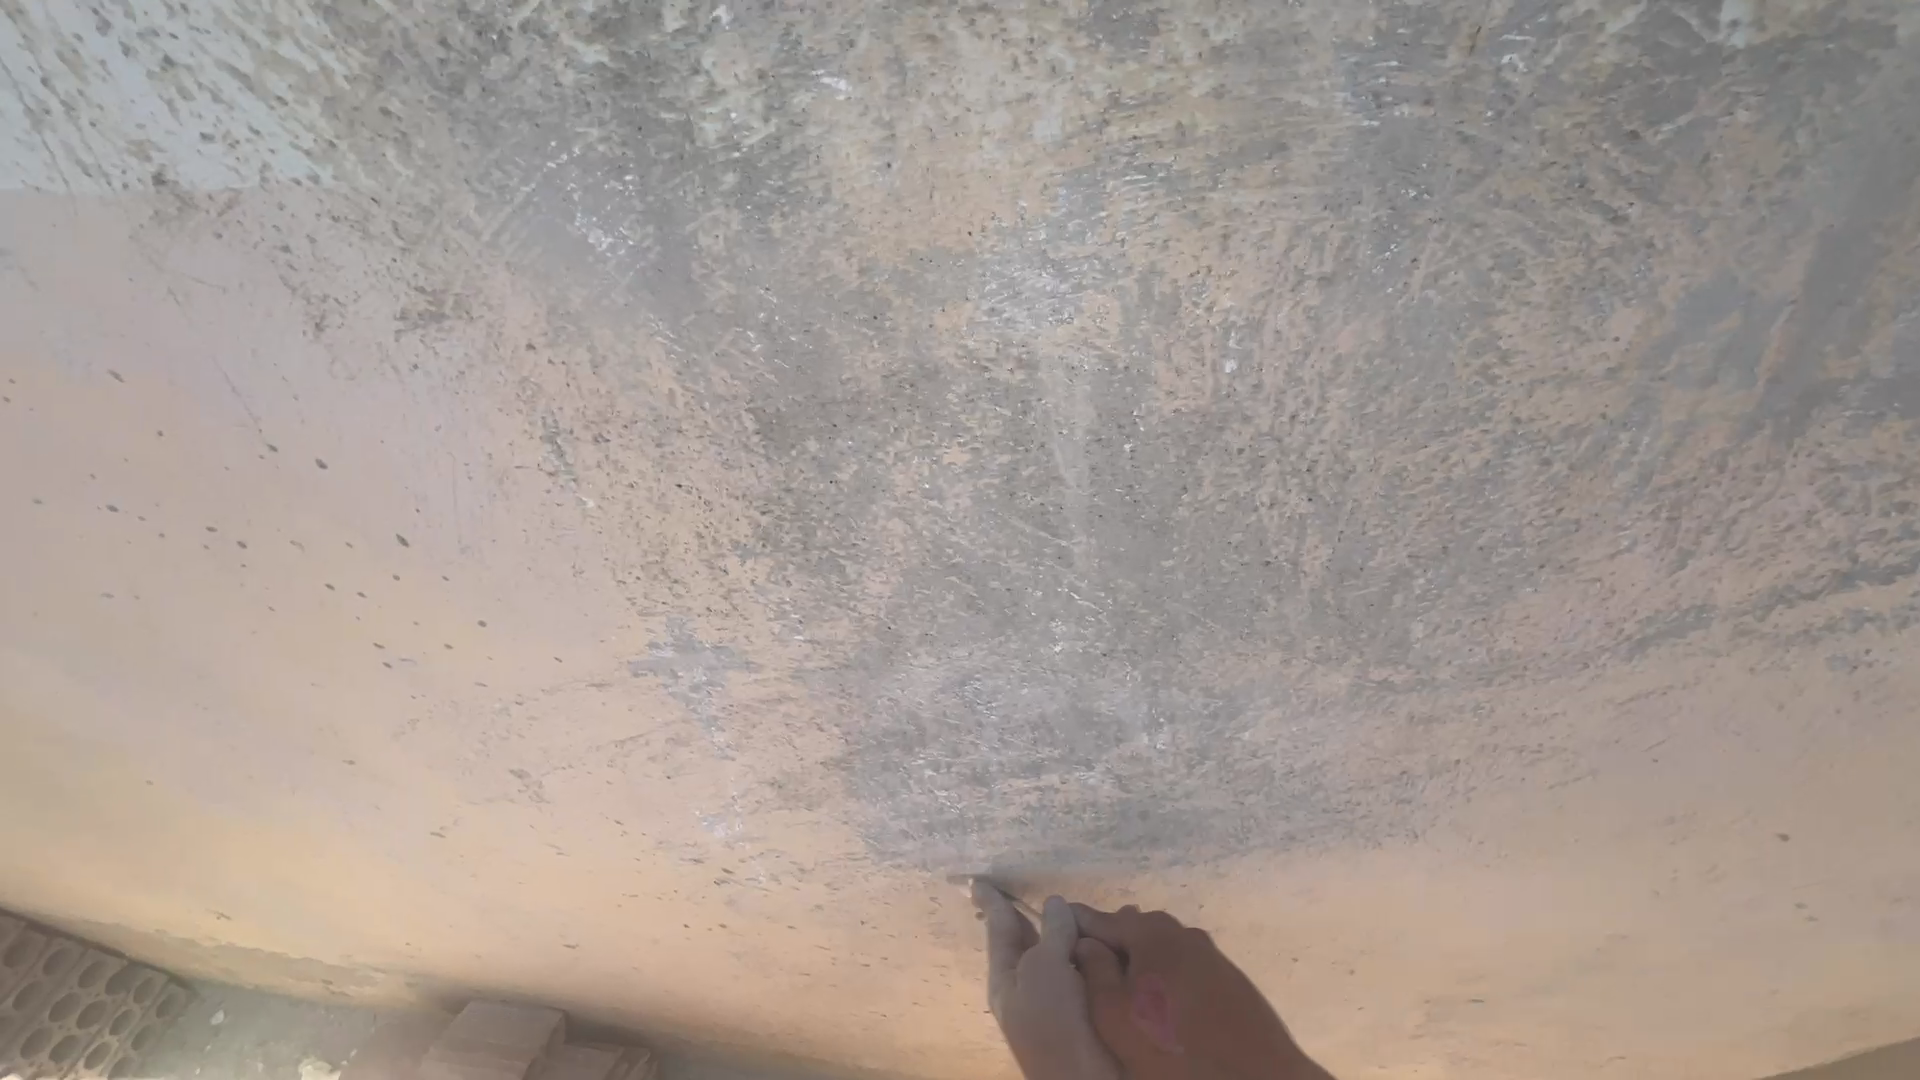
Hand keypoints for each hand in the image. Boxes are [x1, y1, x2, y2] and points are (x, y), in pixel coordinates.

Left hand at [974, 881, 1120, 1079]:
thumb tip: (1055, 903)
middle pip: (1035, 940)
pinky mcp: (1092, 1007)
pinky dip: (1104, 949)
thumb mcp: (1044, 969)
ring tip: (1091, 912)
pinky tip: (1118, 934)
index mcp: (1008, 980)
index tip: (978, 882)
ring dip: (1079, 930)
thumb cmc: (1054, 1023)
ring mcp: (1062, 999)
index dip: (992, 903)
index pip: (1000, 930)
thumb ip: (1051, 932)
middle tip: (1050, 892)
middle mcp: (1033, 987)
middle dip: (1044, 916)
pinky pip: (1094, 967)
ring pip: (1067, 951)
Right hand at [1070, 904, 1333, 1079]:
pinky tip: (1165, 1006)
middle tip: (1090, 972)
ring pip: (1161, 950)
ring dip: (1141, 964)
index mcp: (1149, 932)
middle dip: (1110, 944)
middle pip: (1132, 930)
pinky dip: (1168, 978)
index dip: (1076, 924)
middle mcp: (1180, 931)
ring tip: (1126, 994)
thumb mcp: (1116, 1016)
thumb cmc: (1175, 1050)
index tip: (1056, 928)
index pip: (1100, 918)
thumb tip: (1085, 943)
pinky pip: (1185, 968)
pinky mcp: (1231, 980)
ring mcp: (1210, 954)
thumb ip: (1094, 971)